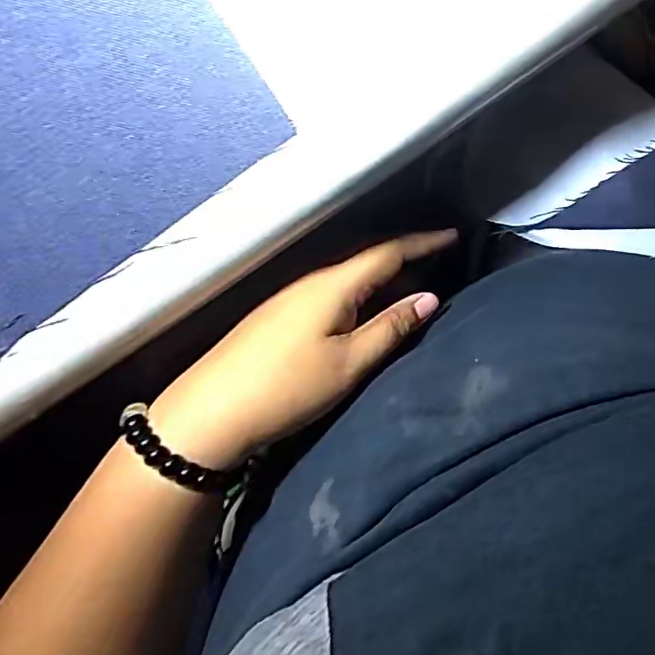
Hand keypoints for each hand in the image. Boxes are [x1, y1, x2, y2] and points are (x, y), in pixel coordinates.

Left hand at [148, 230, 457, 468]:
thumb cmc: (285, 389)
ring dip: (383, 278)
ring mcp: (290, 299)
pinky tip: (366, 311)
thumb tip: (430, 298)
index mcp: (333, 285)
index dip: (424, 242)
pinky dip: (361, 293)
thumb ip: (392, 327)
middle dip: (407, 257)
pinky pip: (332, 292)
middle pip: (368, 260)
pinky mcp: (277, 317)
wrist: (201, 419)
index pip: (389, 252)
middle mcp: (311, 282)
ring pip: (350, 277)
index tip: (452, 235)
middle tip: (440, 260)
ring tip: (411, 287)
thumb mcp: (350, 363)